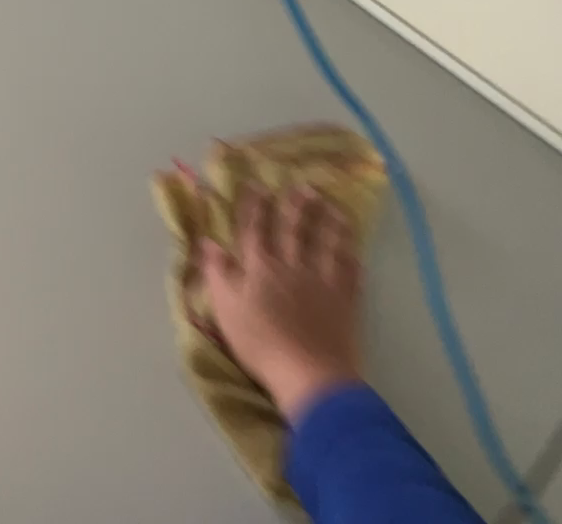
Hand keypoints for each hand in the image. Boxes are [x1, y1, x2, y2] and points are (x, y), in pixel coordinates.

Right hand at [195, 182, 363, 420]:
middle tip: (303, 186)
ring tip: (333, 206)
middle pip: (294, 230)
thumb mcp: (225, 307)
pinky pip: (349, 271)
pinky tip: (353, 246)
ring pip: (326, 244)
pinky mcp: (345, 302)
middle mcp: (291, 266)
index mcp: (260, 267)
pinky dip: (350, 255)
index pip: (255, 229)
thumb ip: (217, 272)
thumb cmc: (259, 342)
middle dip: (296, 206)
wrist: (309, 374)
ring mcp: (322, 282)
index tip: (257, 185)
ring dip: (329, 222)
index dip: (255, 206)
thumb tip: (208, 241)